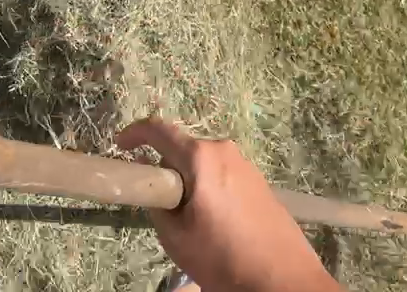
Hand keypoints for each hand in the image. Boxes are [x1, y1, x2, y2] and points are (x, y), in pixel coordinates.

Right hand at [116, 119, 341, 291]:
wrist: (286, 285)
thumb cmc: (225, 260)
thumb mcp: (176, 238)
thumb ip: (158, 204)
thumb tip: (157, 190)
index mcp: (201, 157)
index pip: (158, 130)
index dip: (134, 133)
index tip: (120, 147)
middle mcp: (224, 151)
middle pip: (183, 149)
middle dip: (166, 168)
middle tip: (160, 201)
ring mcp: (246, 165)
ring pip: (204, 165)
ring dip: (191, 181)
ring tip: (191, 220)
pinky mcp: (261, 183)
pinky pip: (224, 176)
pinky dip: (211, 190)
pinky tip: (216, 224)